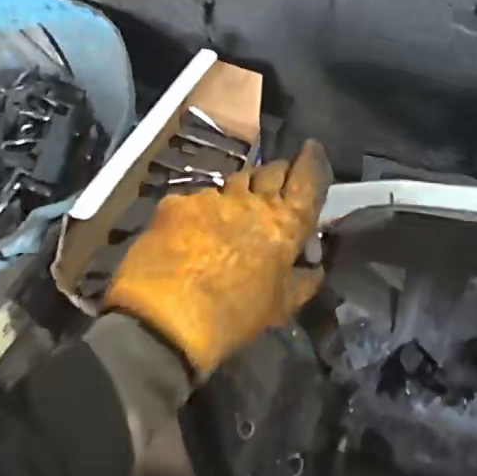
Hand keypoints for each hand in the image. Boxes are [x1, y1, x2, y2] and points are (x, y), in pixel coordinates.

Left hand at [105, 140, 329, 375]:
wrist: (161, 326)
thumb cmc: (233, 319)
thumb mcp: (281, 306)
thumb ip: (304, 280)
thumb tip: (315, 266)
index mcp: (286, 223)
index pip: (309, 176)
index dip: (313, 159)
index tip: (311, 149)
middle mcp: (255, 201)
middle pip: (273, 169)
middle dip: (277, 172)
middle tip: (274, 187)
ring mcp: (215, 198)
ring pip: (236, 179)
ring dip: (241, 189)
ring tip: (234, 207)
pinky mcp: (178, 204)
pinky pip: (197, 198)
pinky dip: (201, 210)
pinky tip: (192, 230)